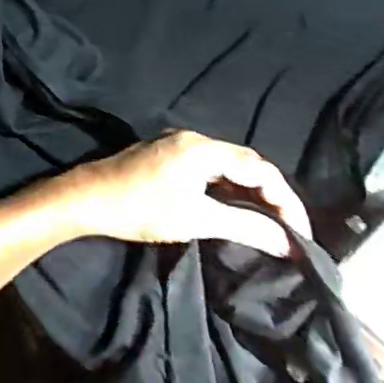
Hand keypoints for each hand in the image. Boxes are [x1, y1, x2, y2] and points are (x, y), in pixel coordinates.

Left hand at [50, 131, 311, 256]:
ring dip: (246, 193)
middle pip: (245, 164)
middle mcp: (187, 139)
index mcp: (200, 147)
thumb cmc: (139, 207)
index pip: (262, 170)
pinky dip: (223, 189)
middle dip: (270, 196)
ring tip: (265, 224)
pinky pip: (203, 169)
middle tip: (287, 230)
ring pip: (224, 167)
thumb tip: (290, 243)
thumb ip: (248, 227)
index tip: (301, 236)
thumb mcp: (198, 220)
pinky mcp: (157, 157)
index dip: (288, 203)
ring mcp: (169, 145)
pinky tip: (230, 210)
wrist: (82, 199)